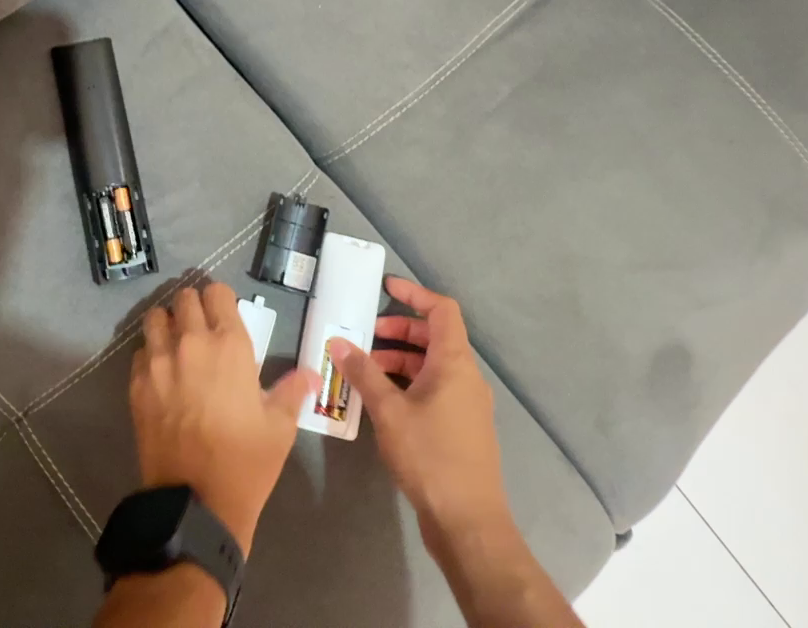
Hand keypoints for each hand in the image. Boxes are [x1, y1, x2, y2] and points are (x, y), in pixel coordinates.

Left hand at [129, 282, 319, 553]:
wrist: (196, 501)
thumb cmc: (246, 462)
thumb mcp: (280, 427)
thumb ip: (292, 391)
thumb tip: (309, 374)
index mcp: (230, 346)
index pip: (217, 293)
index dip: (221, 298)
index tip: (225, 312)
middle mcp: (191, 343)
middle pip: (184, 298)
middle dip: (194, 306)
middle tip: (202, 326)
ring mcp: (159, 362)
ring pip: (156, 317)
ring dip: (167, 323)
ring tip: (177, 342)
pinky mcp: (136, 384)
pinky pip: (140, 351)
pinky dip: (150, 353)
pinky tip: (161, 373)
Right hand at [325, 277, 510, 533]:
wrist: (468, 521)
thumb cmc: (430, 456)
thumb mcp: (389, 411)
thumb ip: (363, 373)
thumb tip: (339, 343)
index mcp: (455, 364)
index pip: (443, 311)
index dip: (415, 294)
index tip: (385, 287)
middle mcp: (466, 378)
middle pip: (435, 337)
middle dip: (398, 330)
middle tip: (364, 335)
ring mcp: (466, 404)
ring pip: (432, 365)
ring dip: (399, 360)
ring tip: (363, 370)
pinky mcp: (460, 427)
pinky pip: (433, 389)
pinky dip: (407, 383)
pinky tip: (380, 401)